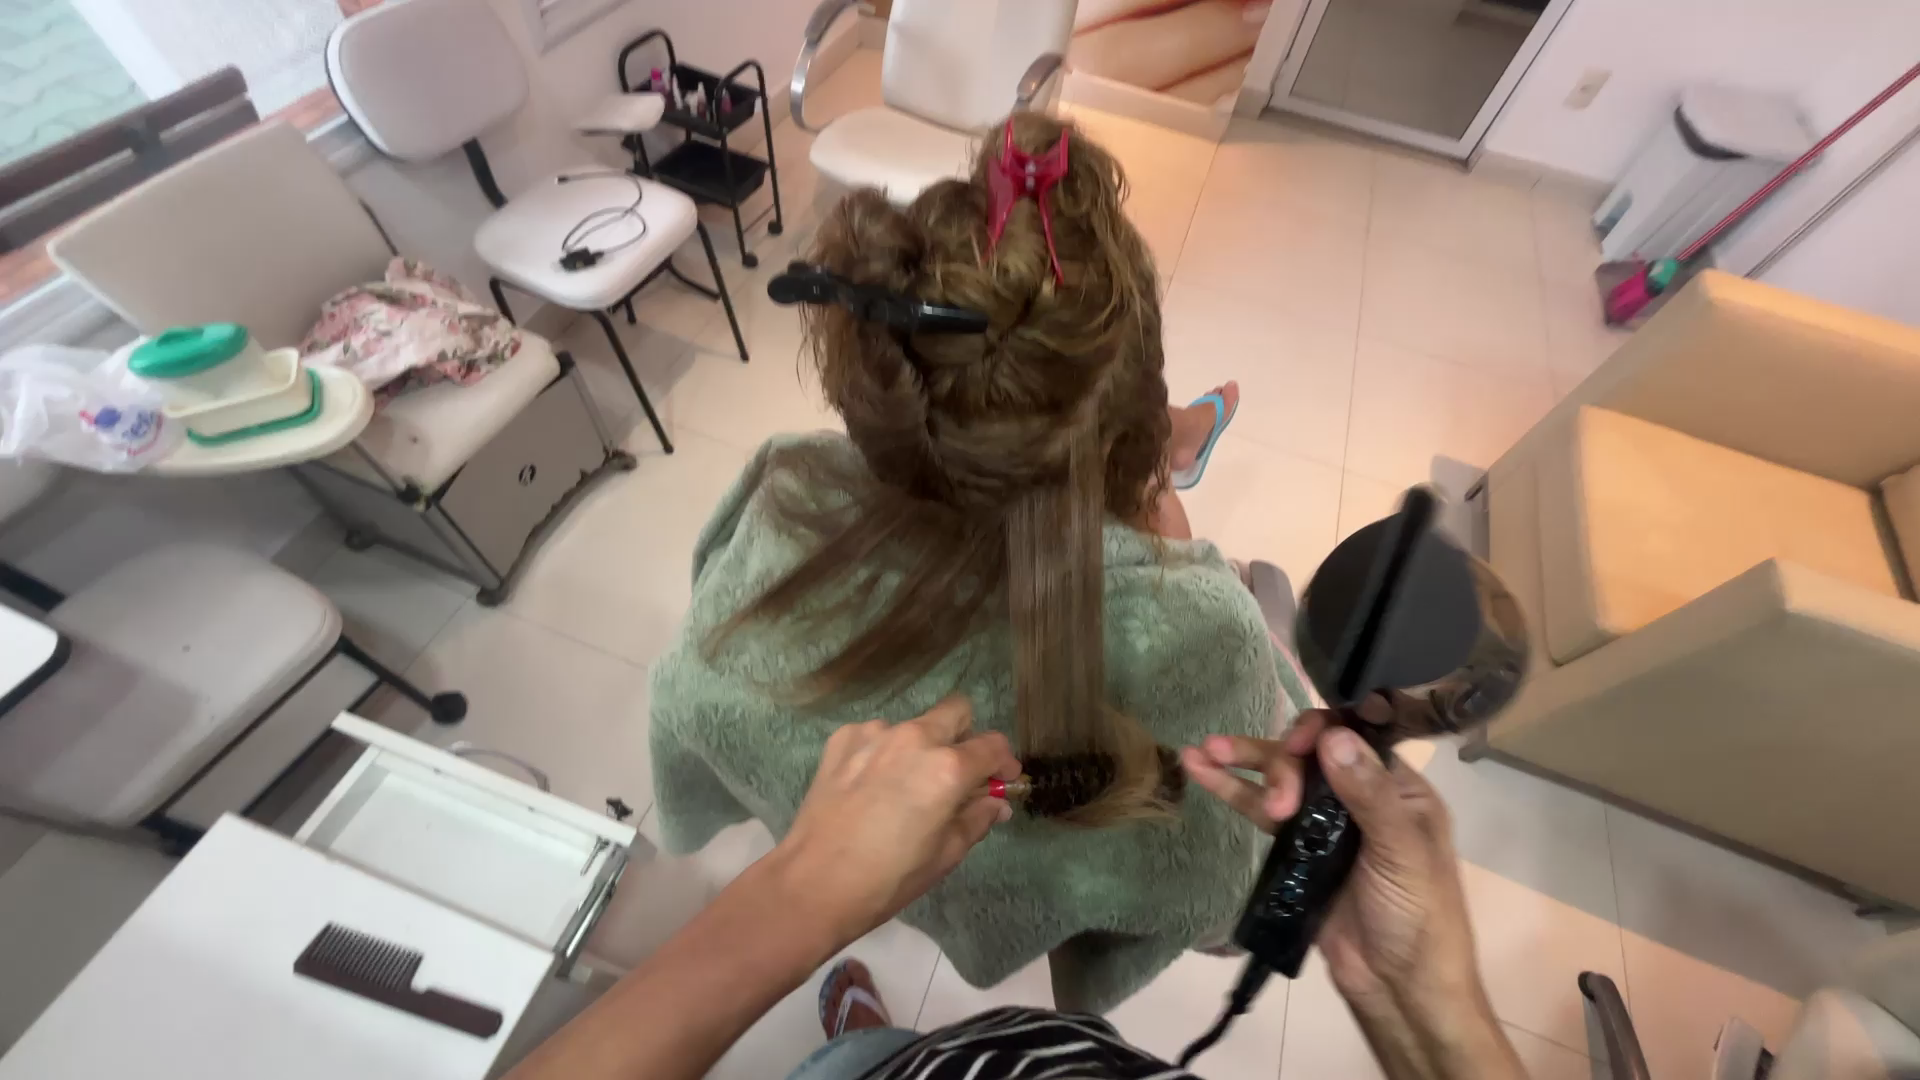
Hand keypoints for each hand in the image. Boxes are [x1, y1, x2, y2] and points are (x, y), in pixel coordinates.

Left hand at [770, 697, 1020, 943]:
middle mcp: (914, 737)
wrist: (814, 884)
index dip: (1004, 763)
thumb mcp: (945, 854)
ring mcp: (875, 732)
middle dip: (965, 737)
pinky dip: (884, 754)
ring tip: (903, 789)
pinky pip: (877, 735)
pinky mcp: (843, 738)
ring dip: (920, 749)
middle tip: (958, 773)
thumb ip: (977, 818)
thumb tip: (996, 803)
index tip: (1000, 781)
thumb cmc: (889, 879)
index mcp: (947, 767)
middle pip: (956, 711)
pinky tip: (871, 787)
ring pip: (914, 726)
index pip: (993, 745)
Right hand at [1182, 703, 1507, 1074]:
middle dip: (1282, 767)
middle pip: (1307, 753)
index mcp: (1396, 787)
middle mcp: (1356, 792)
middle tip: (1279, 806)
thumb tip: (1332, 736)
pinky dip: (1229, 786)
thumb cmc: (1419, 918)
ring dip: (1240, 759)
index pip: (1353, 734)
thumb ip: (1369, 794)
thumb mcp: (1404, 854)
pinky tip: (1197, 768)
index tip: (1299, 747)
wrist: (1396, 988)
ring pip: (1276, 774)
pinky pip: (1257, 805)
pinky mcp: (1292, 842)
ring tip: (1202, 749)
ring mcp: (1321, 817)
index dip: (1321, 731)